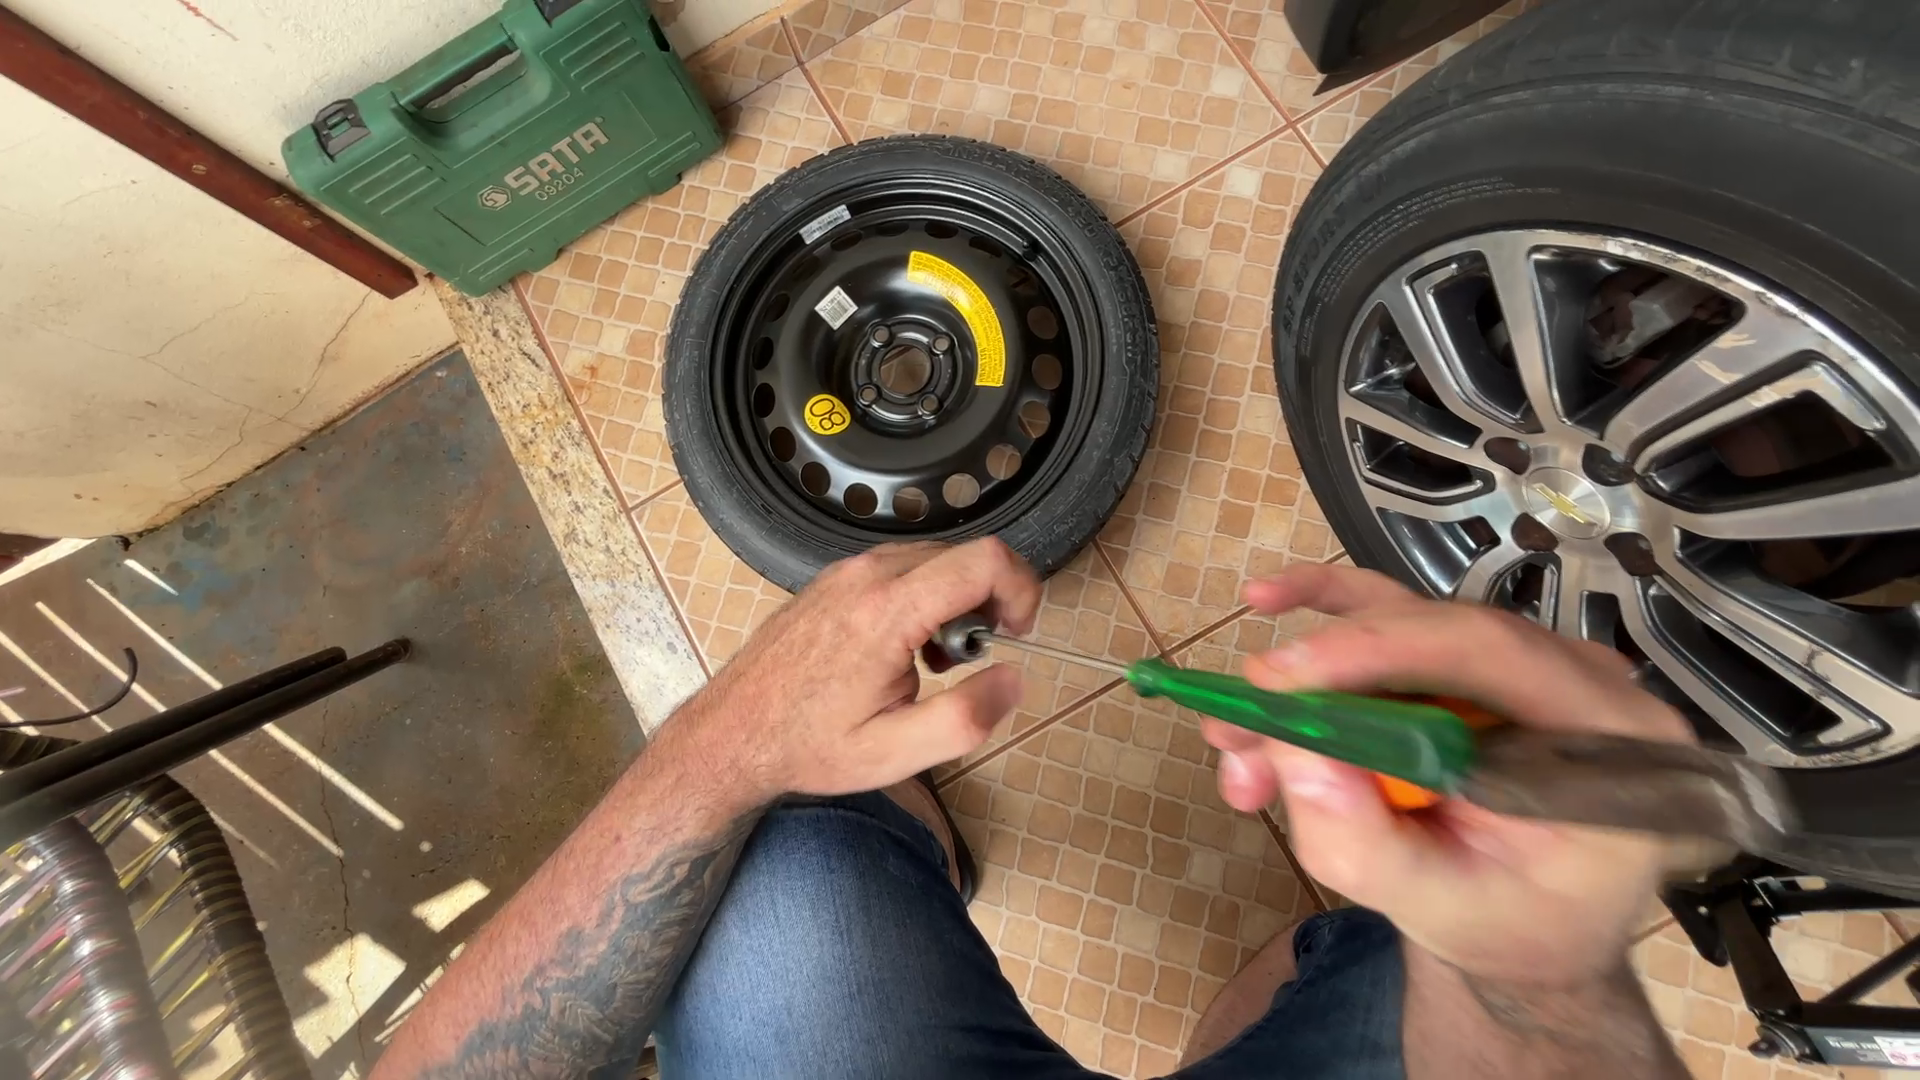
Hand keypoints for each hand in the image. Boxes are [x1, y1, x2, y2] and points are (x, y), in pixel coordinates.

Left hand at [668, 538, 1041, 806]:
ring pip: (935, 559)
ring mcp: (847, 570)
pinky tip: (902, 648)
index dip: (1022, 589)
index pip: (985, 560)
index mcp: (888, 610)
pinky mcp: (835, 578)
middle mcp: (868, 574)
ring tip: (932, 662)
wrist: (730, 734)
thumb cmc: (809, 746)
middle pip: (965, 555)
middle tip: (967, 661)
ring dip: (956, 602)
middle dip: (989, 602)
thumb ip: (967, 717)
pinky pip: (901, 567)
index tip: (1016, 633)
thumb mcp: (896, 752)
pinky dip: (924, 597)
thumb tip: (1013, 676)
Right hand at [1201, 563, 1691, 986]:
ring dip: (1298, 671)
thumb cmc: (1499, 917)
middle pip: (1419, 631)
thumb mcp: (1437, 904)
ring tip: (1234, 736)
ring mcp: (1505, 655)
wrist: (1519, 916)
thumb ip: (1367, 842)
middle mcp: (1562, 672)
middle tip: (1236, 728)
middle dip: (1313, 677)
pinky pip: (1380, 608)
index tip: (1274, 684)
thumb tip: (1290, 751)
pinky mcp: (1453, 653)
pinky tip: (1266, 599)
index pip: (1482, 649)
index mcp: (1602, 731)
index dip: (1369, 650)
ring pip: (1384, 620)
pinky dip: (1315, 607)